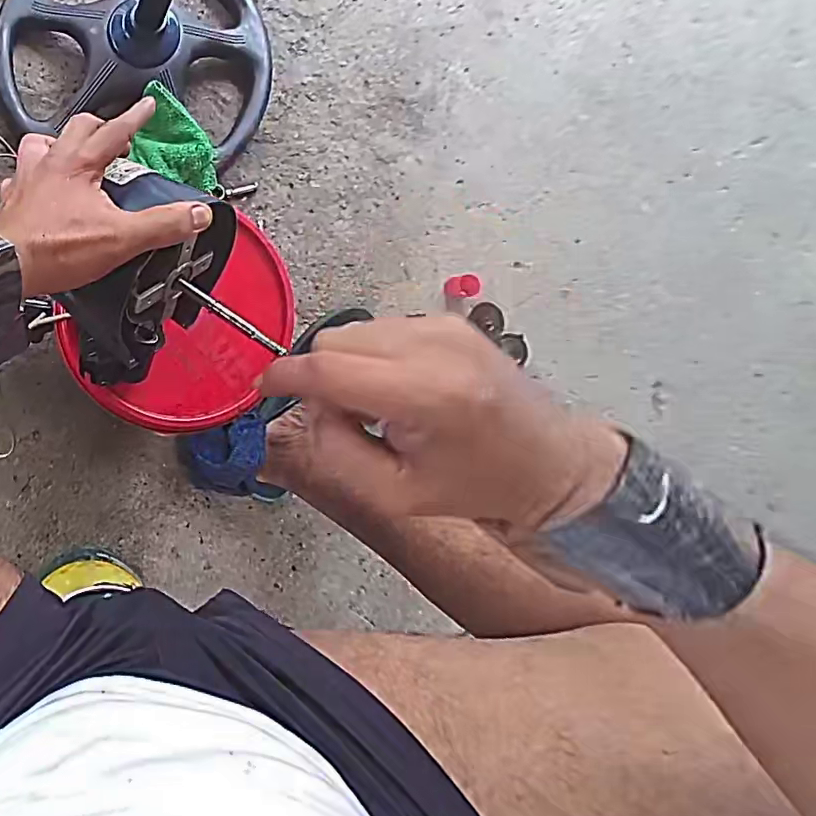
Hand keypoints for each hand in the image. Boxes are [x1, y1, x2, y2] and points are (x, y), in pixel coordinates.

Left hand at [0, 98, 213, 295]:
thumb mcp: (120, 238)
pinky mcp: (13, 201)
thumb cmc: (53, 250)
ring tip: (76, 156)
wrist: (5, 268)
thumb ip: (162, 224)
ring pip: (43, 145)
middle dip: (101, 129)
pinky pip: (21, 177)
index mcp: (78, 164)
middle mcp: (49, 164)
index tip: (146, 106)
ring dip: (62, 145)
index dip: (135, 117)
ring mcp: (27, 180)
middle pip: (77, 129)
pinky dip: (34, 177)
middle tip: (116, 140)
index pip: (114, 129)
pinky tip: (40, 188)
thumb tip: (195, 214)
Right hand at [258, 315, 627, 544]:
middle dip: (320, 378)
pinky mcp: (448, 321)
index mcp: (426, 395)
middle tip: (346, 418)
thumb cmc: (481, 486)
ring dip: (346, 366)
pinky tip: (397, 389)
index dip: (283, 377)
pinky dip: (370, 356)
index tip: (264, 389)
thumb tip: (304, 410)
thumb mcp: (394, 494)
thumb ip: (333, 451)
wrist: (551, 465)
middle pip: (332, 341)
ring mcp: (444, 327)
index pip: (327, 368)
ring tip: (379, 406)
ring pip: (352, 331)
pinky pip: (378, 329)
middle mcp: (436, 348)